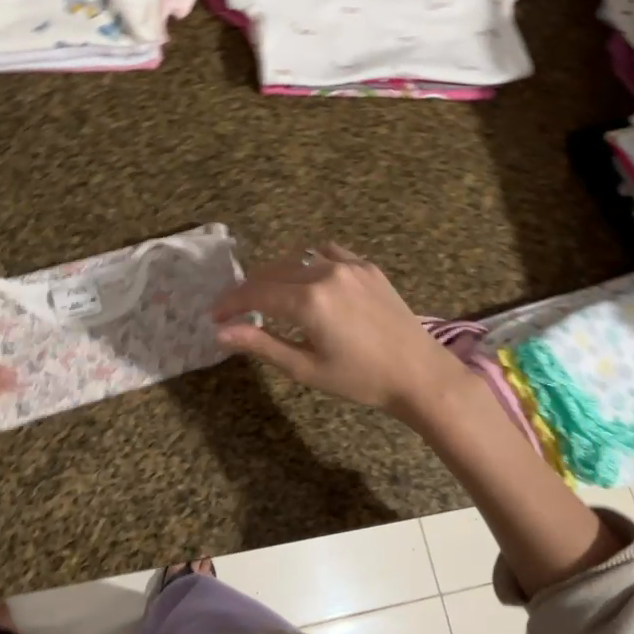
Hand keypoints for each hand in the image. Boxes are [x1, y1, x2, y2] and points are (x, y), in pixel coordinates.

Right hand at [212, 243, 467, 421]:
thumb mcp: (305, 368)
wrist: (419, 374)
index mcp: (308, 301)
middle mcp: (325, 273)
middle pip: (272, 272)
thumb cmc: (360, 380)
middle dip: (249, 290)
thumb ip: (261, 345)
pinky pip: (328, 253)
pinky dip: (309, 263)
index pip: (255, 294)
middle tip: (236, 311)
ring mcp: (349, 265)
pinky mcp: (367, 266)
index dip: (230, 303)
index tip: (214, 316)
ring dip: (277, 276)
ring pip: (298, 260)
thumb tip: (220, 333)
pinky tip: (308, 281)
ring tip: (270, 297)